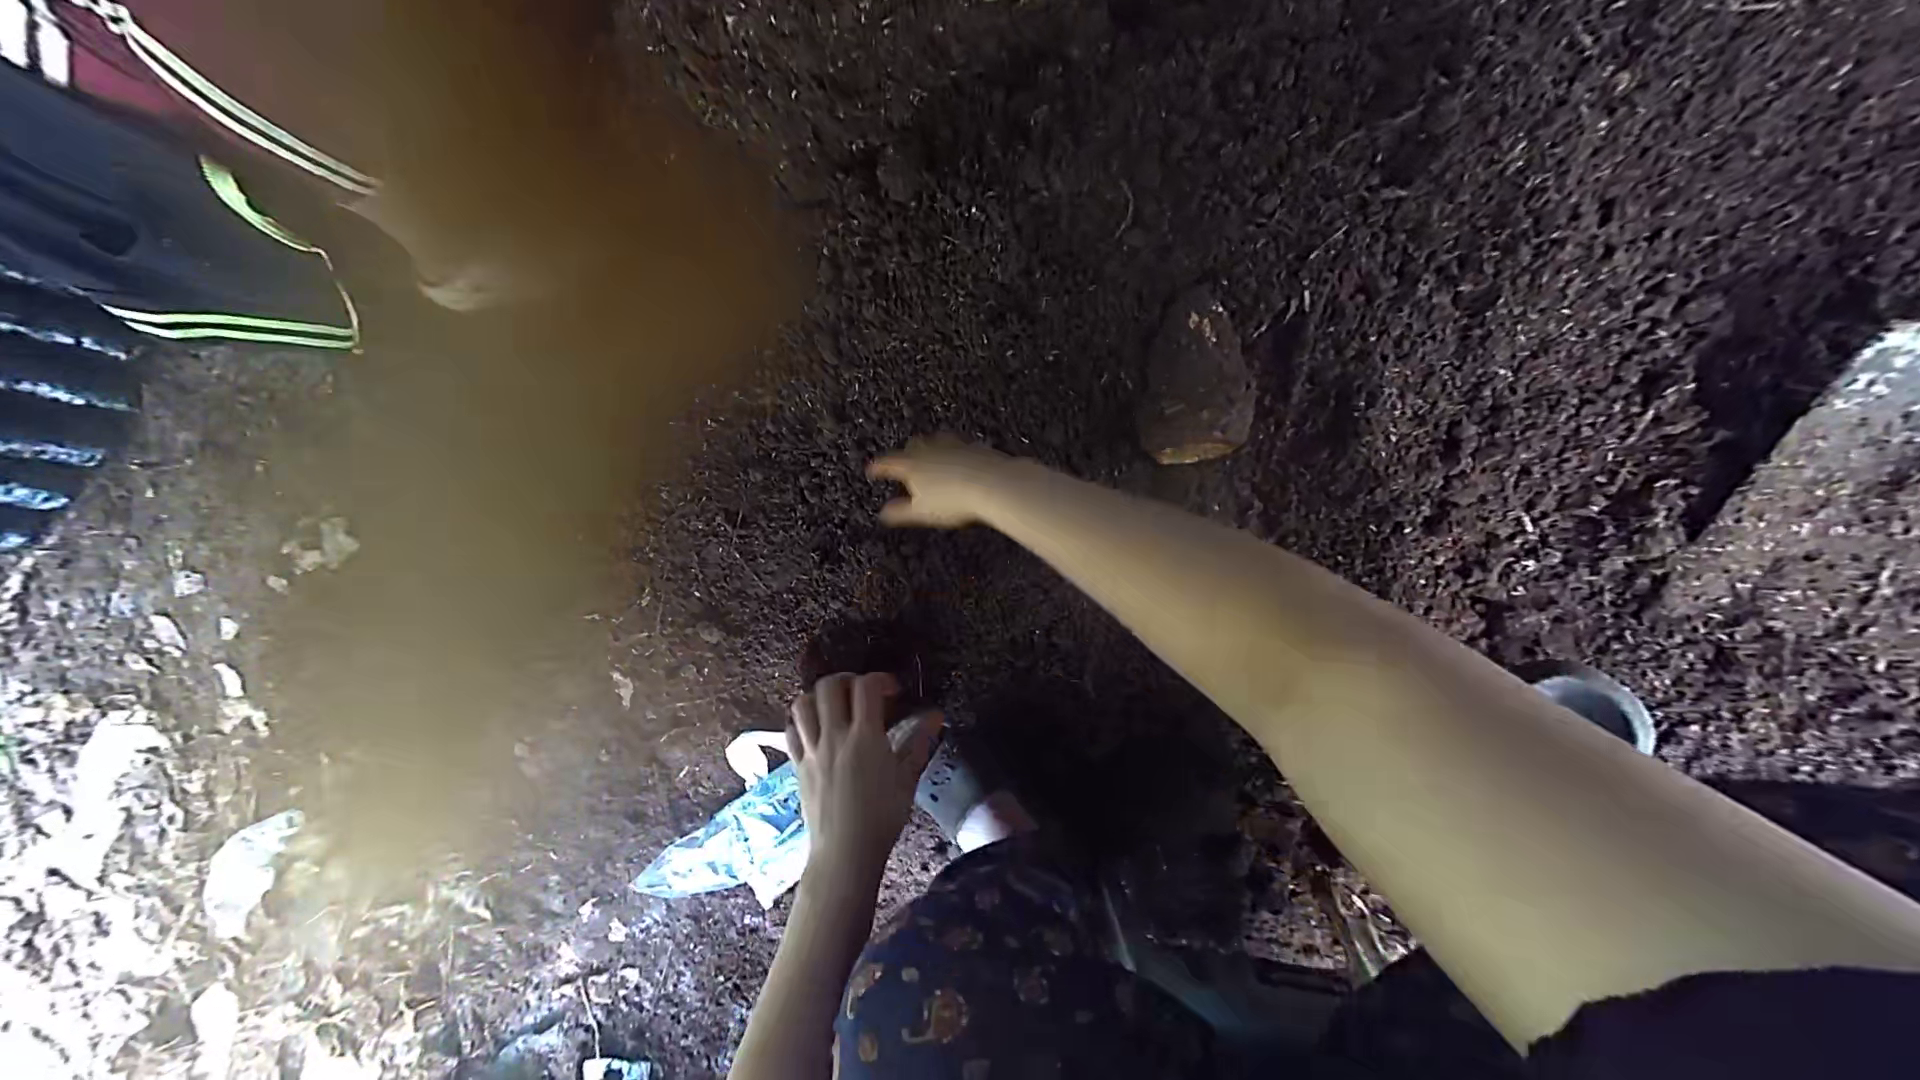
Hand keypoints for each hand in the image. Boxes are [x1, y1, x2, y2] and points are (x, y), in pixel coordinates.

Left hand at [787, 673, 943, 888]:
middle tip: (862, 692)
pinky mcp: (797, 765)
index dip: (881, 679)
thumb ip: (920, 742)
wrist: (844, 853)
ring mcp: (811, 750)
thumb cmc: (881, 818)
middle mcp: (834, 737)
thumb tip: (936, 716)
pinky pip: (791, 729)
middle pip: (829, 686)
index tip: (892, 691)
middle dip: (847, 680)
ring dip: (819, 696)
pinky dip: (802, 719)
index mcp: (864, 738)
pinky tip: (817, 727)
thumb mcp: (907, 779)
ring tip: (836, 705)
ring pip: (803, 703)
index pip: (866, 687)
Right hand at [866, 436, 1019, 528]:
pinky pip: (961, 445)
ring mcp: (954, 445)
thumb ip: (900, 512)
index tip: (871, 469)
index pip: (888, 463)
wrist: (992, 484)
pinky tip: (961, 458)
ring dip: (931, 447)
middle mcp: (930, 449)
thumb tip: (883, 513)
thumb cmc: (954, 500)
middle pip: (912, 446)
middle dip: (905, 453)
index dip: (878, 467)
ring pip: (937, 441)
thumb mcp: (922, 513)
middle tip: (903, 461)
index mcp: (912, 465)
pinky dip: (956, 451)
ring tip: (931, 453)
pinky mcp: (975, 447)